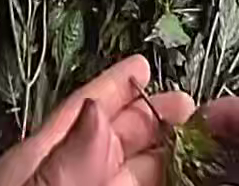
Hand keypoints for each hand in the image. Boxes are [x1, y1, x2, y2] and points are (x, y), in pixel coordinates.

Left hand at [0, 55, 196, 185]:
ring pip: (130, 180)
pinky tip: (184, 185)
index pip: (83, 112)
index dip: (115, 85)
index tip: (144, 64)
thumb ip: (67, 164)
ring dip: (163, 163)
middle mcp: (64, 184)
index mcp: (40, 164)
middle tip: (191, 108)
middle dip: (151, 122)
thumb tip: (98, 111)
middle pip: (113, 143)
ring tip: (198, 147)